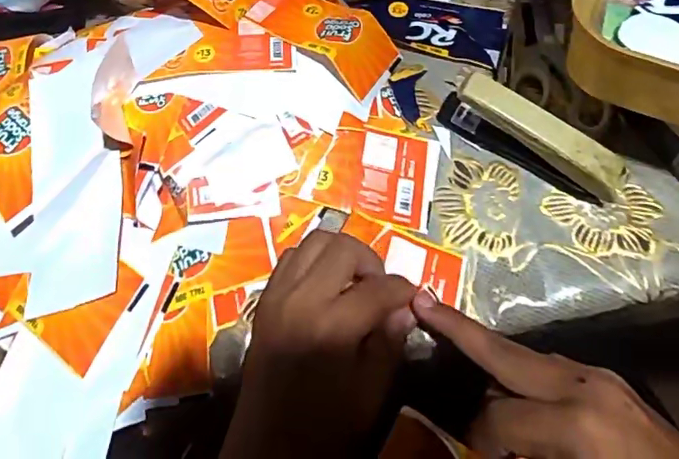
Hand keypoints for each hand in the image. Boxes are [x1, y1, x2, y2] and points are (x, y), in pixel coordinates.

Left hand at [219, 230, 418, 458]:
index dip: (404, 290)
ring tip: (354, 284)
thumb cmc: (324, 431)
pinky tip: (326, 287)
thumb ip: (390, 343)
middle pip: (344, 247)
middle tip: (381, 290)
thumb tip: (405, 306)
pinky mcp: (264, 300)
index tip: (414, 298)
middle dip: (370, 263)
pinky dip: (314, 260)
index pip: (379, 287)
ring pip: (316, 241)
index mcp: (330, 326)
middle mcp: (300, 299)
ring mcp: (277, 295)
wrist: (266, 454)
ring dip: (341, 254)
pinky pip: (292, 257)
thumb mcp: (370, 395)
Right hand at [411, 290, 678, 458]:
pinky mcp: (616, 385)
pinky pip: (558, 369)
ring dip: (493, 347)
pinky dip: (526, 368)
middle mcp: (586, 386)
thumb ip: (526, 453)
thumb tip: (485, 435)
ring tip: (454, 332)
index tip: (453, 441)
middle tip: (422, 302)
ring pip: (532, 356)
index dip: (472, 436)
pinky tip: (510, 374)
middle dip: (462, 329)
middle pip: (508, 354)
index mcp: (577, 422)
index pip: (500, 420)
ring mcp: (605, 379)